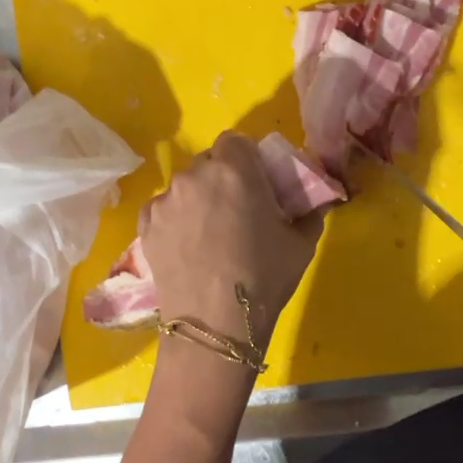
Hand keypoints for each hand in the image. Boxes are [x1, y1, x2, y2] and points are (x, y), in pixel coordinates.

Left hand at [139, 132, 321, 349]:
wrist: (215, 321)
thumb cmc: (265, 276)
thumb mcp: (302, 243)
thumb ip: (311, 212)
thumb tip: (317, 202)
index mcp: (236, 170)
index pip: (236, 140)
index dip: (247, 158)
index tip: (258, 182)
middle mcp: (195, 175)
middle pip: (209, 161)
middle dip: (224, 177)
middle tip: (239, 209)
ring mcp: (165, 200)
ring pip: (186, 186)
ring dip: (200, 199)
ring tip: (212, 234)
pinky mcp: (145, 225)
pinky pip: (165, 209)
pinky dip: (178, 220)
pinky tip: (190, 248)